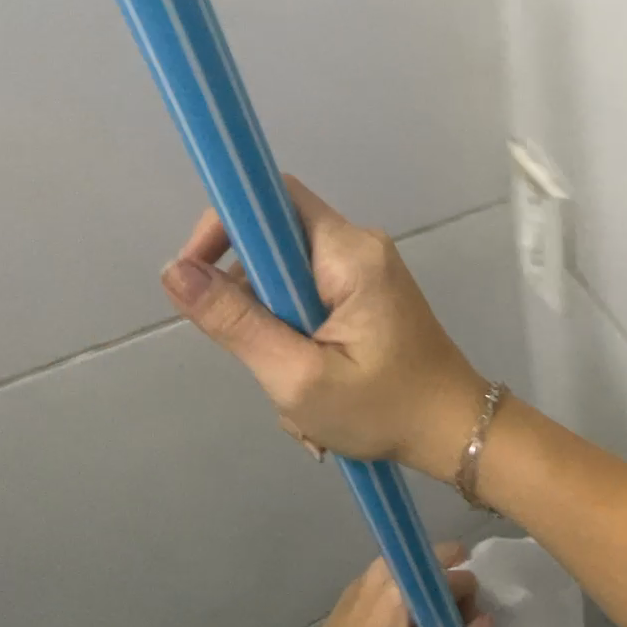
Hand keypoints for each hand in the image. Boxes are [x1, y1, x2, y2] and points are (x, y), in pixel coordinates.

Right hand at [161, 175, 487, 478]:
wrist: (451, 428)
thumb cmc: (384, 408)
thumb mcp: (298, 375)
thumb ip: (236, 321)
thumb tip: (175, 270)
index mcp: (351, 254)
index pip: (275, 199)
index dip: (226, 223)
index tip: (196, 274)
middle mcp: (361, 247)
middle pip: (274, 245)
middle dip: (251, 303)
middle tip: (263, 357)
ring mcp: (367, 271)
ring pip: (285, 283)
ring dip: (274, 335)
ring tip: (296, 388)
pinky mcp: (366, 295)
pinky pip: (308, 302)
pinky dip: (297, 342)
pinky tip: (313, 387)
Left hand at [278, 543, 493, 626]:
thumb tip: (487, 621)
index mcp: (397, 593)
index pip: (456, 574)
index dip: (469, 602)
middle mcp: (377, 576)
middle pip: (432, 564)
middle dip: (448, 593)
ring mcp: (357, 587)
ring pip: (410, 574)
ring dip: (427, 597)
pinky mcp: (345, 602)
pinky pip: (389, 585)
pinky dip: (405, 601)